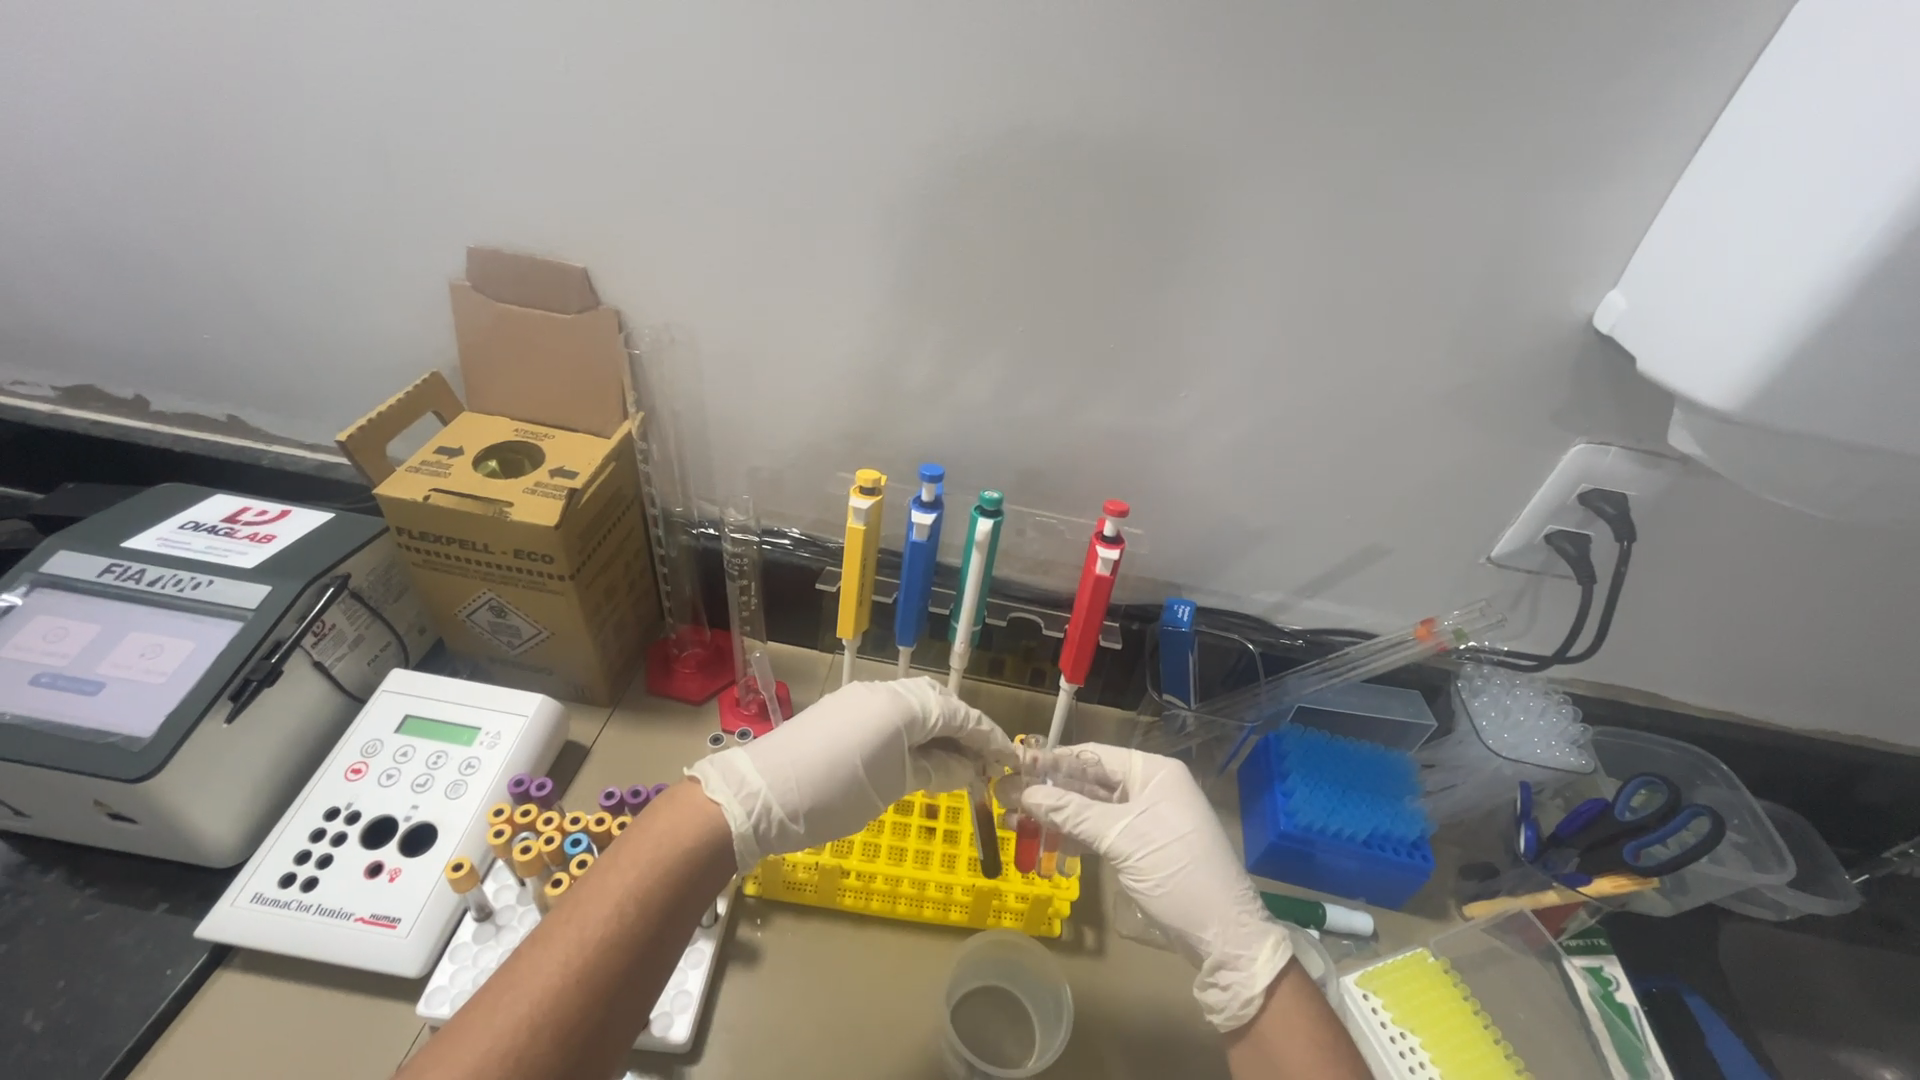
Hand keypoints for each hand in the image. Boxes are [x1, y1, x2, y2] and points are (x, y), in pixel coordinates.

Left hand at [687, 677, 1013, 871]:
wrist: (758, 798)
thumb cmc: (833, 794)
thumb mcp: (893, 787)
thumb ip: (937, 772)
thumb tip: (969, 769)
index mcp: (901, 704)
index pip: (959, 713)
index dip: (987, 737)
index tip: (1010, 761)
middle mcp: (882, 692)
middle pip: (937, 703)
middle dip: (964, 729)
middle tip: (984, 762)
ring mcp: (858, 700)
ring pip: (913, 708)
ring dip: (938, 732)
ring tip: (956, 765)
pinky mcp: (839, 714)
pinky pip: (890, 716)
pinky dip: (912, 735)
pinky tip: (918, 759)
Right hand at [1014, 744, 1294, 1031]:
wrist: (1222, 934)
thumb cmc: (1175, 872)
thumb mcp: (1121, 838)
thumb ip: (1072, 812)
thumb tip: (1026, 793)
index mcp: (1153, 771)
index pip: (1094, 756)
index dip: (1053, 760)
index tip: (1015, 765)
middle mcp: (1150, 787)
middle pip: (1090, 781)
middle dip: (1050, 790)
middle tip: (1006, 795)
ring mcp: (1146, 818)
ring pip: (1092, 808)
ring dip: (1057, 815)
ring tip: (1014, 819)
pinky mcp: (1142, 847)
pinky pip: (1101, 831)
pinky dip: (1075, 836)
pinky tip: (1045, 842)